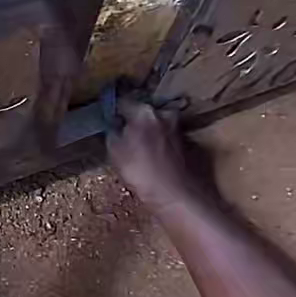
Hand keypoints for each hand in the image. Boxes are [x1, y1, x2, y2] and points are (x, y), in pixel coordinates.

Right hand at [106, 97, 199, 213]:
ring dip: (147, 130)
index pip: (123, 102)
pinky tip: (153, 154)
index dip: (114, 111)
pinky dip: (159, 140)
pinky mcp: (186, 141)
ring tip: (139, 146)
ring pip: (156, 122)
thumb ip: (112, 132)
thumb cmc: (141, 172)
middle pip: (142, 111)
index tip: (109, 119)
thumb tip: (115, 125)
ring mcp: (177, 126)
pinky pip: (165, 134)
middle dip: (133, 120)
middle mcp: (163, 113)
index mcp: (143, 111)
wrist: (176, 194)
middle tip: (123, 133)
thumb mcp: (115, 152)